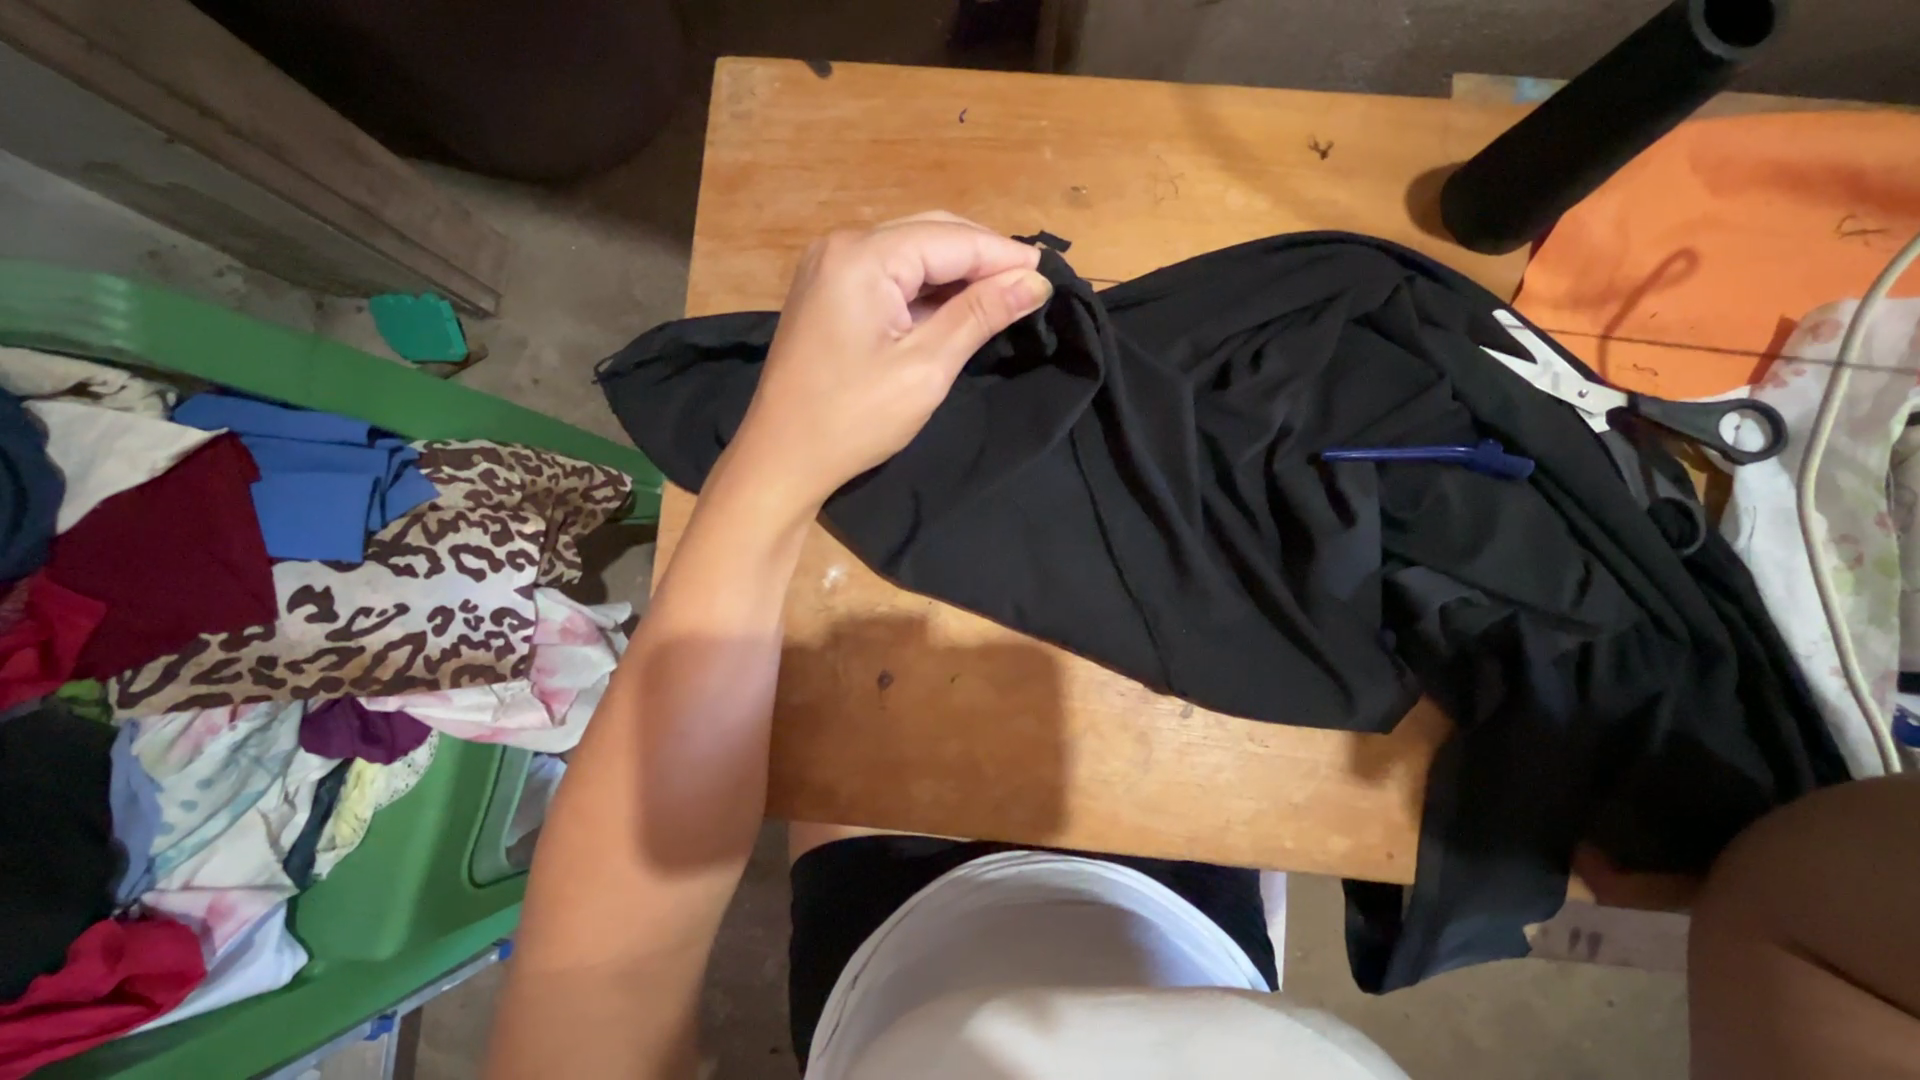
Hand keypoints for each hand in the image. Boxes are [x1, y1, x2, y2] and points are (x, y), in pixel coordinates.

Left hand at [721, 212, 1052, 515]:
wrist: (782, 457)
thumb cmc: (854, 418)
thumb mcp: (926, 367)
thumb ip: (979, 315)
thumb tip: (1033, 282)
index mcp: (862, 256)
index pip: (950, 239)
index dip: (1002, 255)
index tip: (1048, 274)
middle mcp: (841, 245)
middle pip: (929, 233)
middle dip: (981, 256)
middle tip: (1030, 284)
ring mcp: (828, 266)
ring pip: (910, 250)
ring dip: (956, 269)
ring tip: (1002, 293)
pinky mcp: (826, 290)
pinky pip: (888, 271)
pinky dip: (926, 285)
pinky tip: (956, 303)